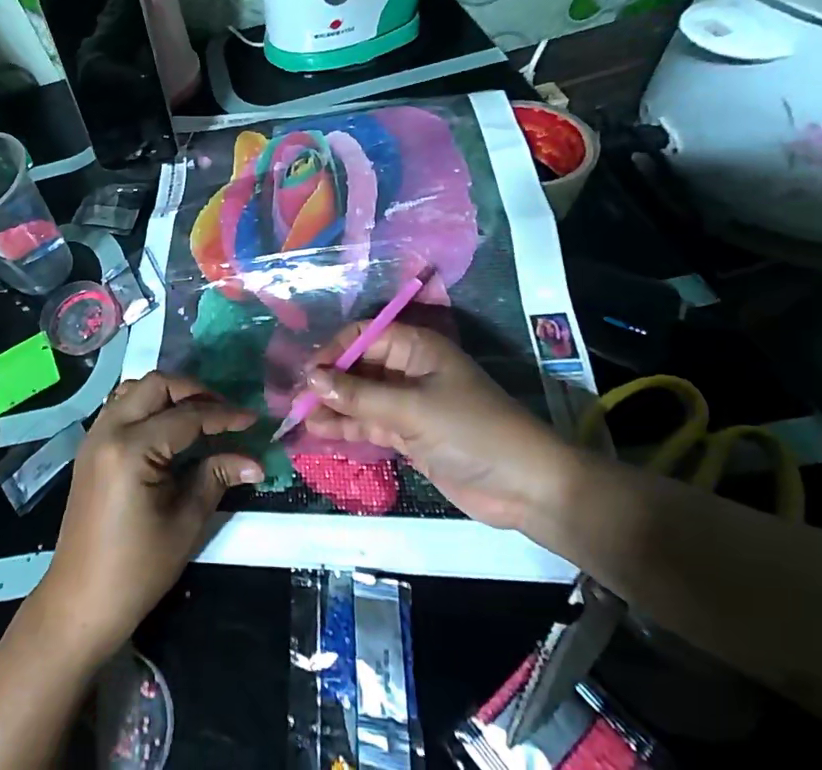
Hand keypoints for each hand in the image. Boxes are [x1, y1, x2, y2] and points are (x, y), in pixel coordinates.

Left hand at [40, 372, 262, 657]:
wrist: (81, 599)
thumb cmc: (137, 568)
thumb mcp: (185, 522)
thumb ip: (216, 479)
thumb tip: (254, 461)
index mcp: (131, 449)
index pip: (186, 417)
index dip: (223, 416)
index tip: (253, 420)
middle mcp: (108, 430)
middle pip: (155, 385)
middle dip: (193, 391)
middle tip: (225, 412)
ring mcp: (94, 437)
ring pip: (134, 391)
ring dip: (168, 394)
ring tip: (201, 415)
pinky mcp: (90, 448)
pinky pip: (120, 408)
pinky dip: (147, 406)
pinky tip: (170, 427)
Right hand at [301, 322, 576, 529]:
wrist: (525, 486)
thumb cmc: (472, 431)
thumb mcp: (412, 408)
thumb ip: (359, 394)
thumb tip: (310, 377)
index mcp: (416, 348)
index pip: (363, 336)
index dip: (333, 351)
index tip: (307, 374)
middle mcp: (408, 369)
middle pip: (357, 366)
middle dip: (327, 382)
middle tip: (296, 401)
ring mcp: (407, 403)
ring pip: (359, 398)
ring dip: (332, 407)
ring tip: (301, 419)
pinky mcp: (408, 433)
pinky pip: (368, 423)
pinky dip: (346, 428)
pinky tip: (319, 433)